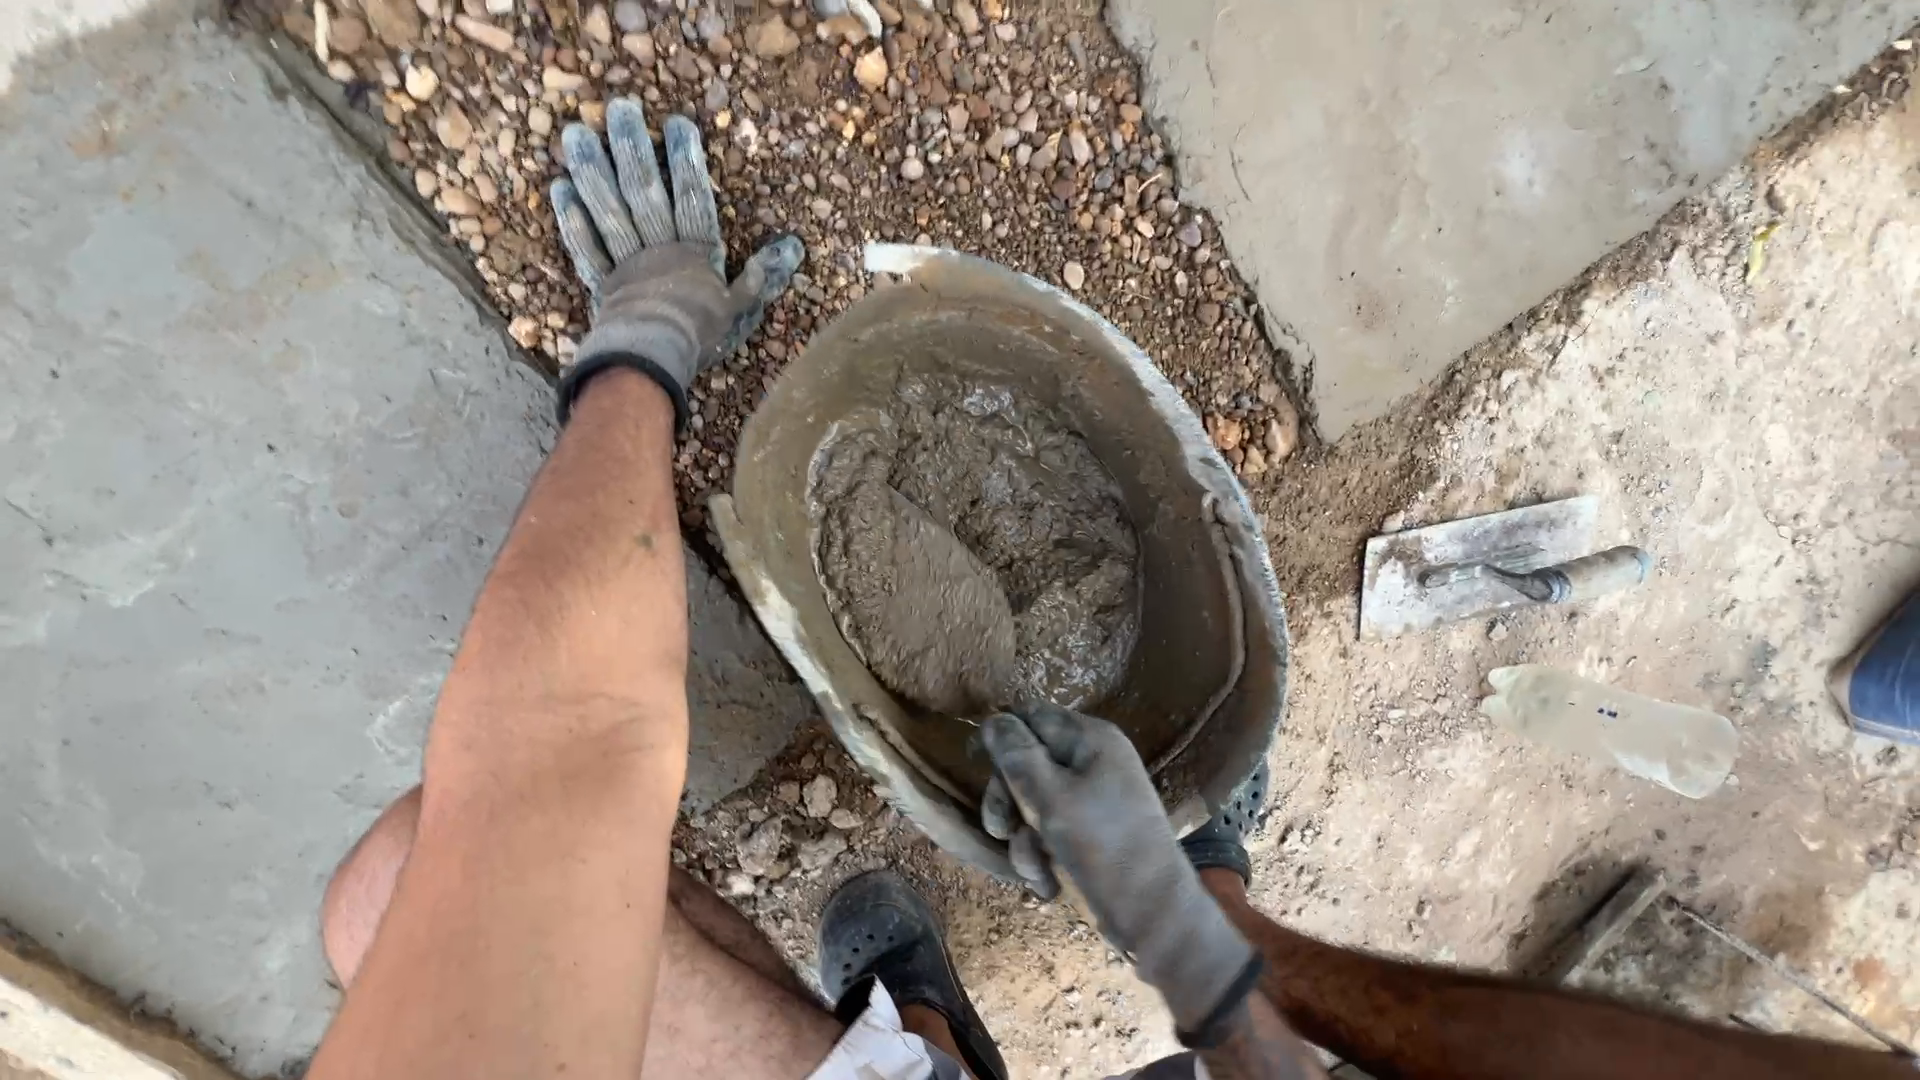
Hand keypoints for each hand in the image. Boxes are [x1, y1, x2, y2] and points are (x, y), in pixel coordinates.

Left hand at [550, 98, 802, 425]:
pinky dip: (573, 220)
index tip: (678, 124)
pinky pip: (586, 248)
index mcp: (693, 253)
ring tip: (575, 133)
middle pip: (644, 193)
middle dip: (632, 149)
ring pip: (610, 211)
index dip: (686, 161)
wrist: (654, 361)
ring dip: (592, 171)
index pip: (692, 199)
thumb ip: (761, 277)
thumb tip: (792, 248)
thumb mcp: (741, 309)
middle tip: (619, 108)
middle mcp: (657, 248)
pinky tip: (560, 188)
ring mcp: (625, 263)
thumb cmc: (701, 336)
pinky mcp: (603, 282)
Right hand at [981, 704, 1256, 1034]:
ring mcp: (1094, 797)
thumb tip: (993, 720)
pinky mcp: (1092, 832)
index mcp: (1090, 738)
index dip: (1001, 736)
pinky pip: (1051, 830)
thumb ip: (1015, 753)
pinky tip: (1046, 880)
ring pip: (1034, 801)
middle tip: (999, 827)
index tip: (974, 761)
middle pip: (1028, 761)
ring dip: (1022, 835)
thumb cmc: (1101, 845)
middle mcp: (1093, 760)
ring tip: (1031, 865)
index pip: (1032, 716)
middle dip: (1007, 797)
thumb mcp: (1048, 795)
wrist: (1153, 915)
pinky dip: (1041, 853)